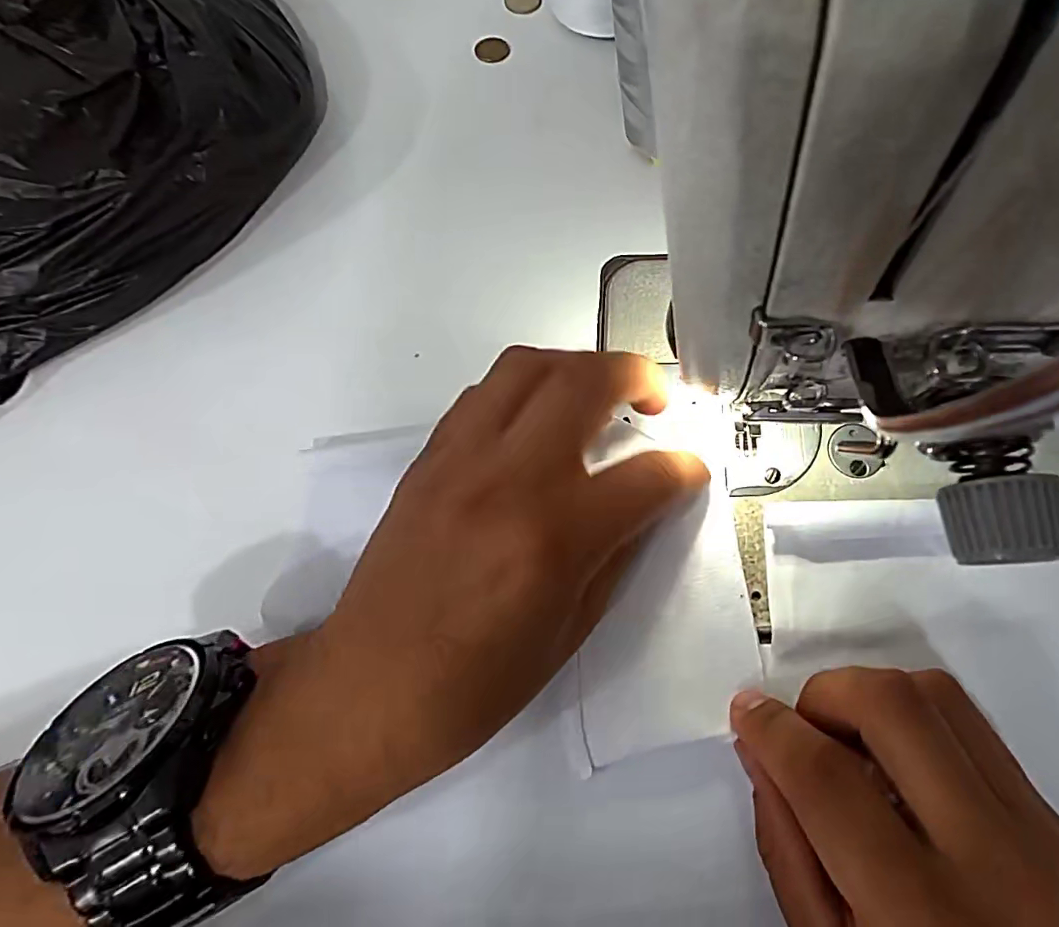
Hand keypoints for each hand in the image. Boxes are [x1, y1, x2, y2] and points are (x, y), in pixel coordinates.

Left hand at [194, 347, 708, 877]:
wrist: (365, 692)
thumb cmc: (478, 683)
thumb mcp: (573, 627)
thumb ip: (619, 549)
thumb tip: (652, 498)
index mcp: (553, 536)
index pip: (646, 475)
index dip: (685, 466)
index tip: (693, 467)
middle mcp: (508, 480)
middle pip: (586, 381)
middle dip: (639, 376)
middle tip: (656, 400)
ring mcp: (461, 460)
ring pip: (529, 365)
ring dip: (580, 366)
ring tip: (599, 395)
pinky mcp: (429, 458)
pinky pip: (486, 392)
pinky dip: (528, 389)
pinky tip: (540, 422)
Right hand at [730, 668, 1058, 926]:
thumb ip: (787, 848)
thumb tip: (761, 749)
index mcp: (920, 914)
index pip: (828, 779)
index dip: (774, 731)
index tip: (748, 711)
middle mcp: (988, 857)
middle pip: (893, 706)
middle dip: (827, 694)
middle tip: (802, 726)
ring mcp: (1030, 830)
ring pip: (936, 694)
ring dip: (874, 695)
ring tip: (847, 740)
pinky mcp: (1049, 816)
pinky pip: (972, 722)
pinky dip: (918, 716)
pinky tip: (896, 758)